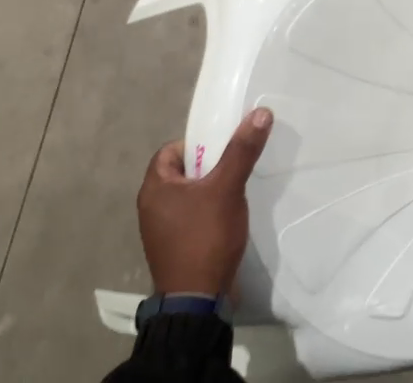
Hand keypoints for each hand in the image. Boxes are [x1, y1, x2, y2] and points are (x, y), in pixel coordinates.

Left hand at [136, 108, 273, 296]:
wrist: (198, 299)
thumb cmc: (205, 237)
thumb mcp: (227, 188)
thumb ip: (242, 151)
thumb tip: (260, 113)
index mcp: (154, 188)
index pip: (171, 151)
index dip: (197, 145)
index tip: (222, 149)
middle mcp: (151, 207)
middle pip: (182, 172)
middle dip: (209, 167)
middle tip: (234, 168)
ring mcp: (161, 231)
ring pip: (188, 196)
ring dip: (211, 191)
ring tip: (235, 193)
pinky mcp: (175, 248)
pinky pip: (191, 218)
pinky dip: (208, 213)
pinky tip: (229, 218)